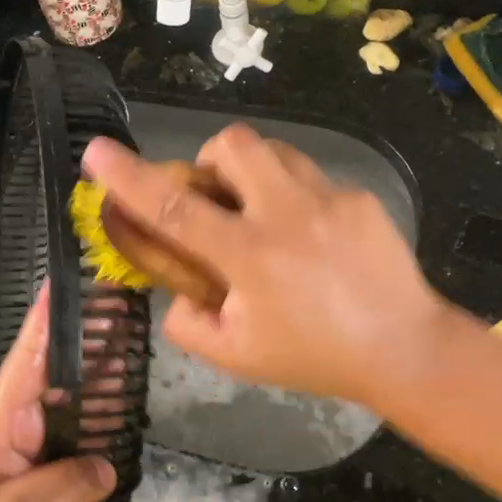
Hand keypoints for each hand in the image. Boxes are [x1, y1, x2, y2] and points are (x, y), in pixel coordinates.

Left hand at [0, 291, 116, 501]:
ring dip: (95, 380)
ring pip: (66, 407)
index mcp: (3, 425)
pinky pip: (71, 444)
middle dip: (84, 341)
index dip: (46, 320)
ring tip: (132, 352)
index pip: (27, 359)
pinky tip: (121, 420)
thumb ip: (65, 485)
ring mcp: (26, 456)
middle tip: (124, 312)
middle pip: (54, 375)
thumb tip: (107, 464)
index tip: (68, 281)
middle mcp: (16, 430)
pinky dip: (96, 427)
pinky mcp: (37, 482)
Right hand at [82, 124, 446, 405]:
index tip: (97, 150)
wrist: (404, 349)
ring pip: (273, 150)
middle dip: (210, 159)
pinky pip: (311, 177)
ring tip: (263, 212)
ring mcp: (329, 198)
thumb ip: (189, 324)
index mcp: (249, 256)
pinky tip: (312, 237)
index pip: (174, 208)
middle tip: (216, 196)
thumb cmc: (313, 357)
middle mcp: (286, 214)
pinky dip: (295, 197)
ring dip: (253, 172)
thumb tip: (176, 291)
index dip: (129, 178)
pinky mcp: (359, 196)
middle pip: (232, 144)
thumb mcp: (236, 356)